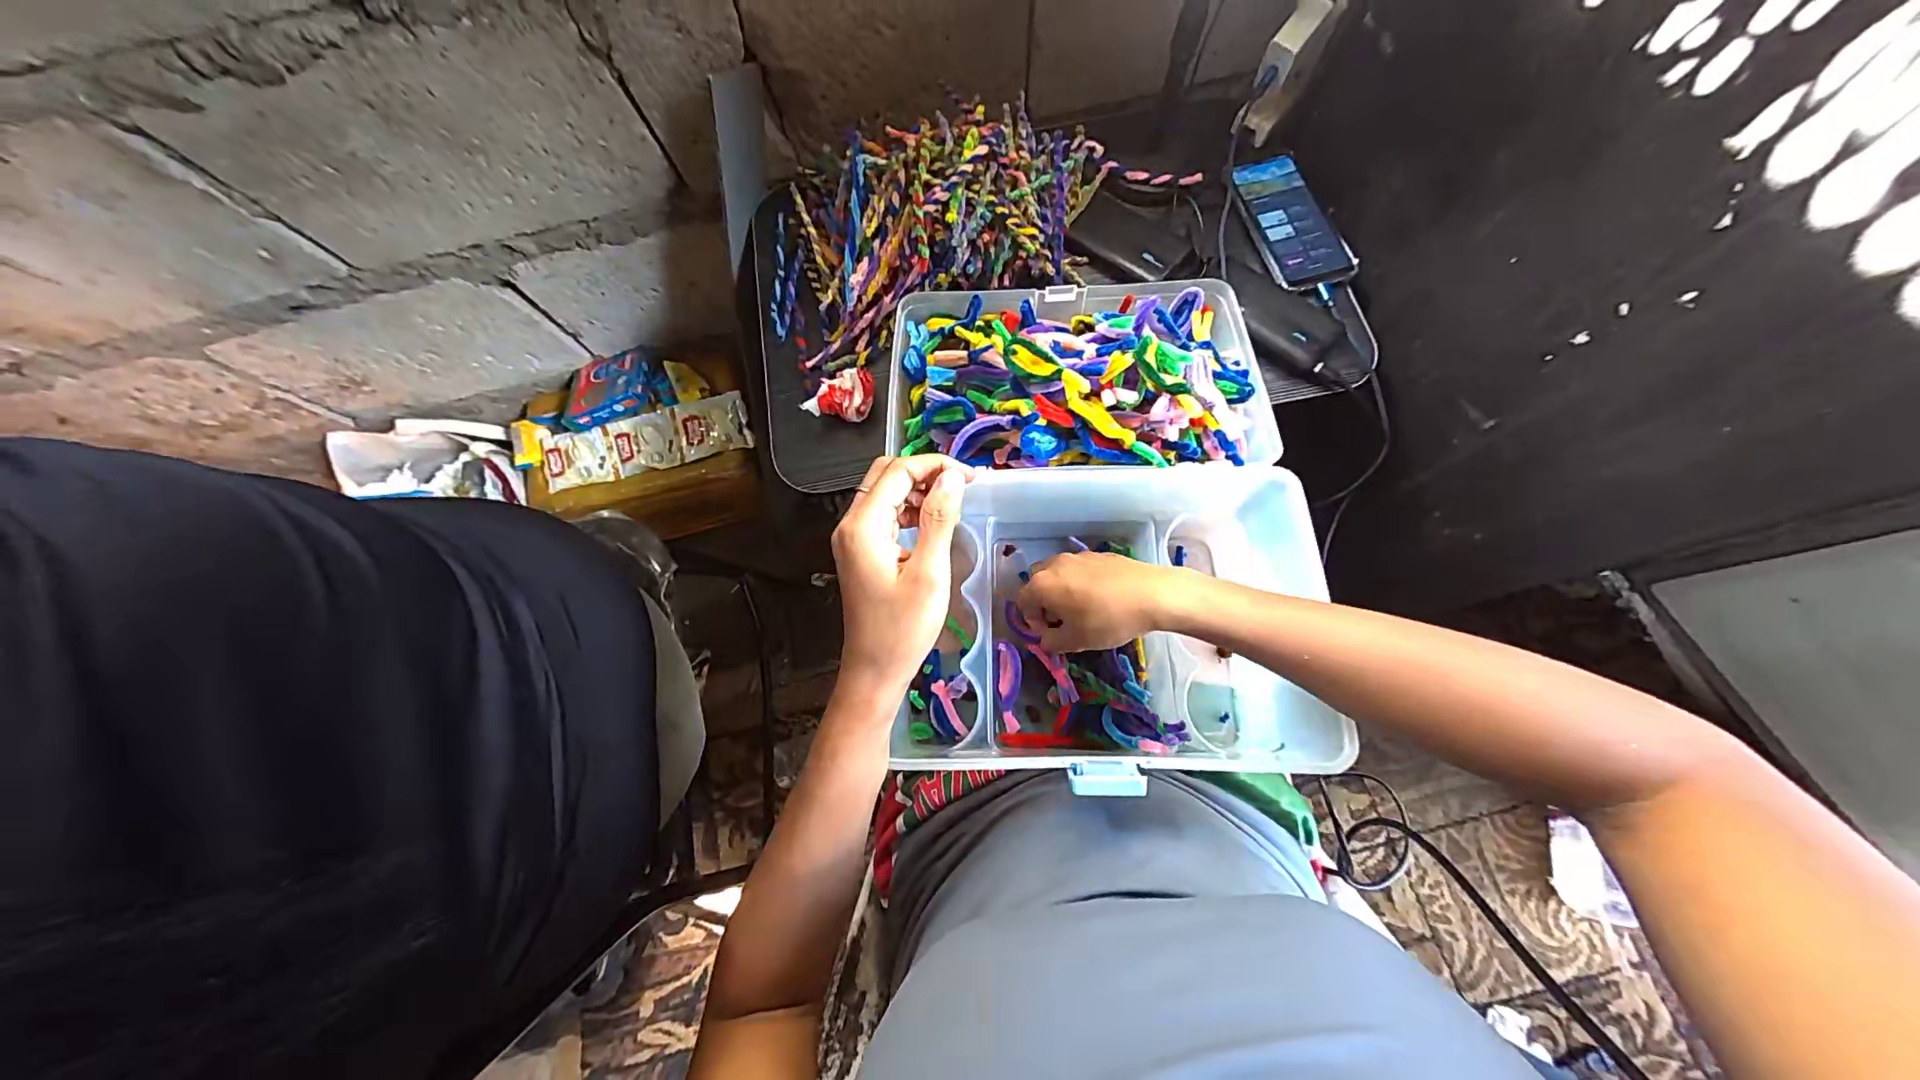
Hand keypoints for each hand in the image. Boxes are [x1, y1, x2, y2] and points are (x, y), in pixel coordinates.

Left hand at [831, 455, 973, 692]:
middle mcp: (851, 525)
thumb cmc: (902, 629)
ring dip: (917, 490)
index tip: (970, 477)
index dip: (935, 465)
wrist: (874, 670)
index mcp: (863, 526)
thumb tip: (952, 478)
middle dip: (924, 472)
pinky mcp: (860, 552)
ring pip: (884, 492)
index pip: (898, 471)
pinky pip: (884, 515)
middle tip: (961, 486)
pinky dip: (909, 510)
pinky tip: (932, 524)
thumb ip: (939, 519)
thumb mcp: (929, 573)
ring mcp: (853, 539)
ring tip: (951, 505)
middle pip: (885, 475)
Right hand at [1016, 552, 1194, 652]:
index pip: (1022, 602)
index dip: (1032, 622)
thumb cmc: (1108, 619)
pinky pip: (1078, 570)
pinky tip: (1101, 598)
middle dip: (1044, 603)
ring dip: (1061, 592)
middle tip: (1063, 621)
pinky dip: (1080, 583)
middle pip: (1037, 584)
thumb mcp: (1076, 641)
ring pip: (1057, 574)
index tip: (1052, 634)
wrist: (1153, 594)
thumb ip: (1051, 642)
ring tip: (1083, 609)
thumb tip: (1046, 638)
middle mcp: (1054, 564)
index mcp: (1042, 584)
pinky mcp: (1097, 554)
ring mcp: (1076, 556)